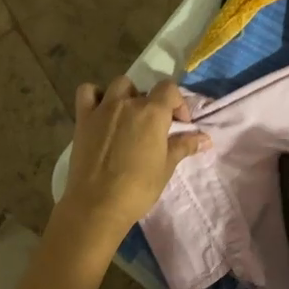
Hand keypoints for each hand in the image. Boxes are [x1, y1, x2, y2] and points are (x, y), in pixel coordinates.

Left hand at [57, 77, 209, 236]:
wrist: (98, 204)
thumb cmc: (138, 188)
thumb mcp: (166, 167)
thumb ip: (184, 146)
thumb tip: (206, 139)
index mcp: (152, 112)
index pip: (169, 89)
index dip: (178, 103)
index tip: (180, 124)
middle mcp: (127, 103)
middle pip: (144, 89)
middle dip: (153, 104)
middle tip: (154, 127)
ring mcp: (102, 108)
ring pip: (119, 85)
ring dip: (127, 95)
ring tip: (128, 117)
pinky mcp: (83, 119)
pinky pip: (87, 92)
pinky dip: (95, 95)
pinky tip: (101, 111)